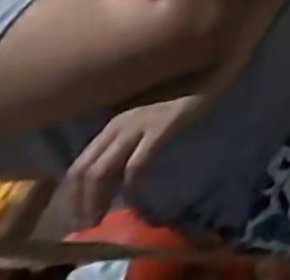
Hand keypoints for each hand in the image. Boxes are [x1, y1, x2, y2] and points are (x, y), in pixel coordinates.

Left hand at [65, 93, 209, 227]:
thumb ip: (133, 133)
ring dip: (97, 201)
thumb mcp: (151, 111)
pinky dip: (132, 185)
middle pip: (83, 171)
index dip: (72, 195)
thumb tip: (116, 171)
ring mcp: (140, 122)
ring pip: (101, 171)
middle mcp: (119, 122)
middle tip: (87, 227)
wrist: (216, 62)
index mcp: (113, 121)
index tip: (79, 216)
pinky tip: (137, 195)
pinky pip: (137, 163)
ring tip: (103, 219)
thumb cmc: (187, 87)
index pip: (78, 165)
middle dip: (79, 204)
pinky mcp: (163, 125)